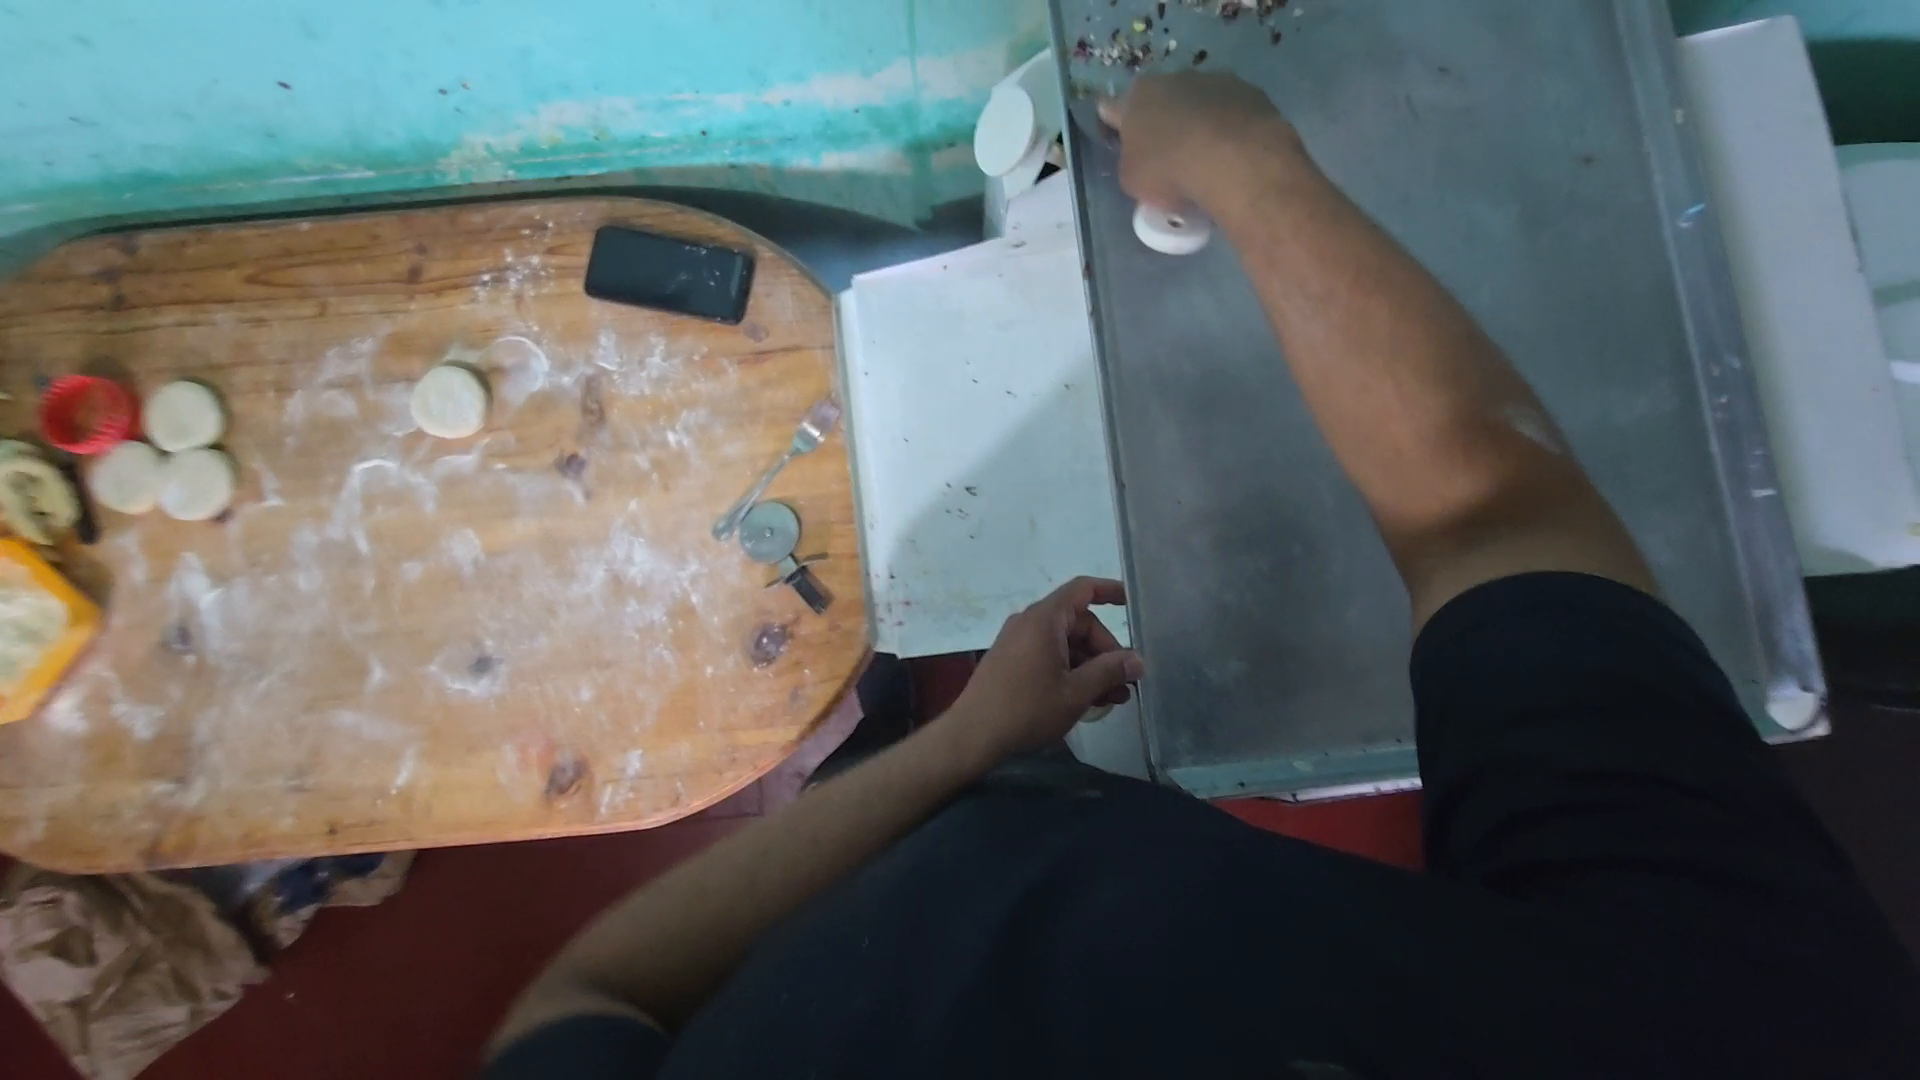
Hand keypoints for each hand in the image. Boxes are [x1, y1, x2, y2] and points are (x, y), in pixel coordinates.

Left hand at [939, 577, 1144, 767]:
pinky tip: (1087, 699)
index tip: (1133, 603)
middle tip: (1125, 682)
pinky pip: (1049, 656)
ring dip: (1091, 666)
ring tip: (1113, 698)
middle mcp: (1029, 623)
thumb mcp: (1076, 692)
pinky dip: (1070, 671)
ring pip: (1065, 644)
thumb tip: (1138, 660)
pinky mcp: (1011, 661)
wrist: (973, 734)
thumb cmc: (1027, 708)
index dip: (1110, 591)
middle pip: (1078, 624)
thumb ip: (1109, 672)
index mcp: (1044, 619)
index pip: (1082, 590)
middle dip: (1105, 650)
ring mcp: (1017, 642)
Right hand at [1099, 73, 1305, 213]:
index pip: (1113, 108)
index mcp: (1136, 98)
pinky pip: (1231, 113)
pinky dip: (1228, 129)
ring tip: (1204, 159)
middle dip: (1162, 122)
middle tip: (1166, 155)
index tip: (1116, 133)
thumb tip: (1142, 158)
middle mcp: (1173, 79)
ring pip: (1199, 103)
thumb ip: (1131, 162)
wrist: (1231, 160)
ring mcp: (1215, 81)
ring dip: (1198, 123)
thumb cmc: (1168, 171)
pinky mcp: (1249, 92)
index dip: (1113, 123)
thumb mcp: (1132, 180)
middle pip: (1161, 101)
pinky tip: (1230, 156)